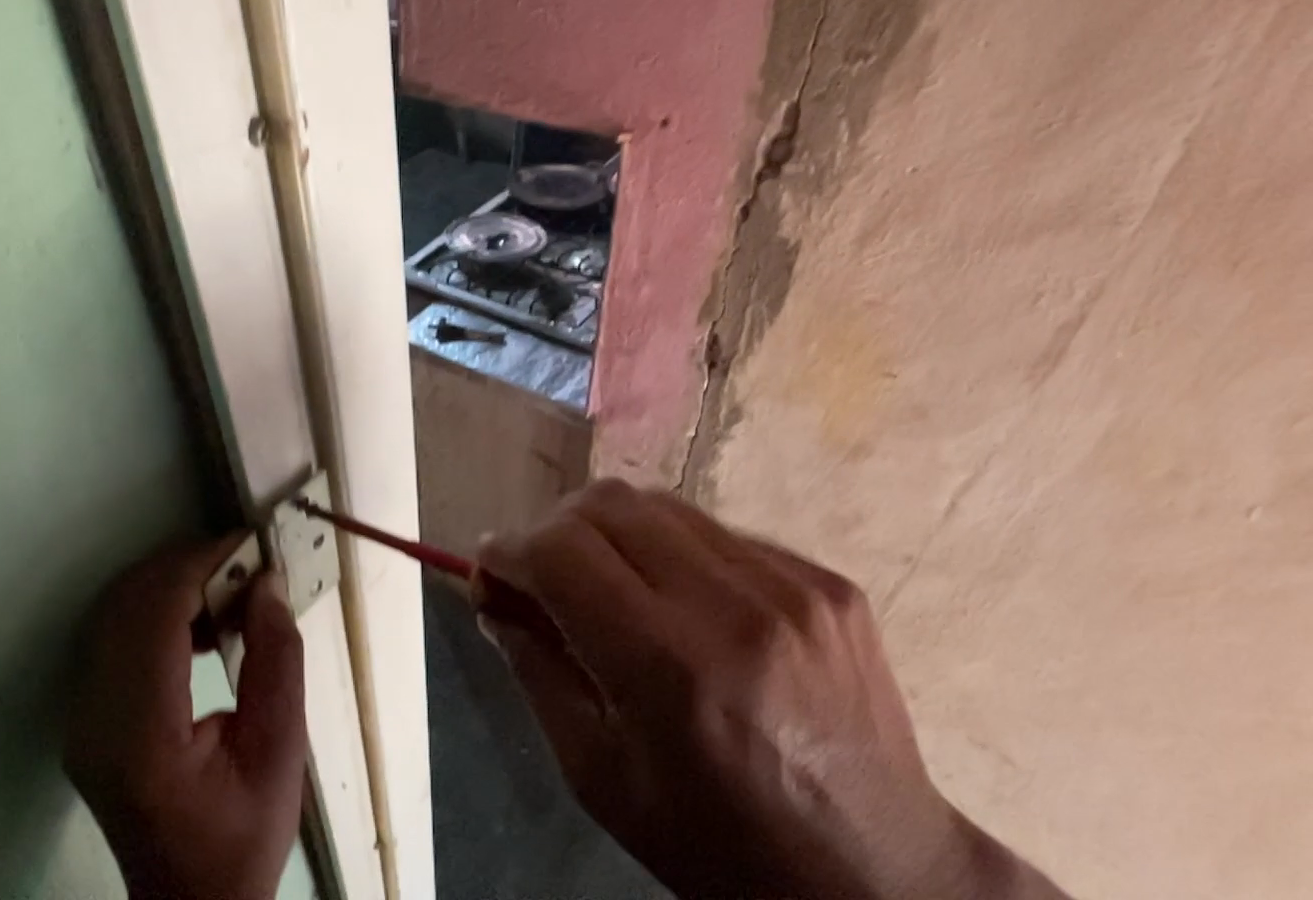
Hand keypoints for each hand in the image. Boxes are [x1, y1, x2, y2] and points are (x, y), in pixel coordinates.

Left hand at [65, 534, 306, 899]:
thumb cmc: (243, 839)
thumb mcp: (281, 754)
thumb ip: (277, 662)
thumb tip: (268, 583)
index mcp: (141, 735)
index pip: (155, 617)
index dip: (200, 566)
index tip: (250, 546)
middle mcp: (94, 719)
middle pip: (126, 604)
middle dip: (187, 566)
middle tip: (246, 562)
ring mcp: (80, 718)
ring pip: (114, 611)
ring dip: (171, 583)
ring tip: (231, 587)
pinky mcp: (84, 717)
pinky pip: (112, 635)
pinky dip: (156, 609)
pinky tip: (201, 620)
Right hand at [478, 480, 1067, 899]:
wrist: (876, 874)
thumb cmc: (714, 843)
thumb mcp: (598, 774)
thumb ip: (536, 669)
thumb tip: (494, 596)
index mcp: (670, 668)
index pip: (560, 553)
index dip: (508, 550)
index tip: (489, 568)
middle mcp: (734, 606)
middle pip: (608, 503)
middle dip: (553, 528)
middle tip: (542, 574)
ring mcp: (792, 585)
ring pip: (661, 503)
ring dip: (612, 532)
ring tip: (608, 584)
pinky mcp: (827, 580)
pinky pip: (719, 532)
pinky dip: (673, 551)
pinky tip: (680, 603)